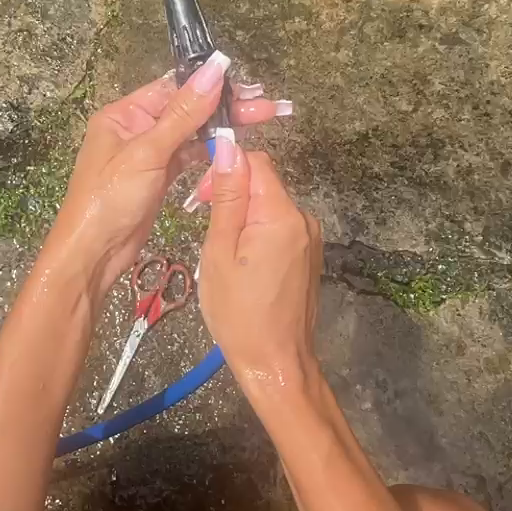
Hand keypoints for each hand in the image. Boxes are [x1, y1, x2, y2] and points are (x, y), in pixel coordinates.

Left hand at [41, 52, 286, 292]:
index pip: (171, 88)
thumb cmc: (108, 200)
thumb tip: (214, 70)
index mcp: (123, 114)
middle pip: (185, 109)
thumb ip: (184, 114)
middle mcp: (134, 129)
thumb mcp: (147, 153)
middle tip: (265, 106)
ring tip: (259, 120)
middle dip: (223, 106)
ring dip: (221, 127)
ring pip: (190, 133)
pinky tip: (234, 146)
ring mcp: (147, 155)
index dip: (209, 85)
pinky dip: (209, 151)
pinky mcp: (158, 178)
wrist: (92, 253)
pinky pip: (187, 156)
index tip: (246, 85)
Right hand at [198, 142, 322, 394]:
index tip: (201, 199)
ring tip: (220, 252)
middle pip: (263, 184)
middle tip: (205, 228)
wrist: (276, 363)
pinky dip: (255, 234)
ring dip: (241, 216)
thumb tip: (227, 147)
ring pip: (269, 206)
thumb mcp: (220, 251)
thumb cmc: (238, 312)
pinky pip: (278, 228)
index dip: (224, 170)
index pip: (256, 162)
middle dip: (231, 195)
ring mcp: (310, 239)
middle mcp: (304, 219)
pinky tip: (240, 263)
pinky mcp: (309, 256)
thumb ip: (226, 197)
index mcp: (282, 215)